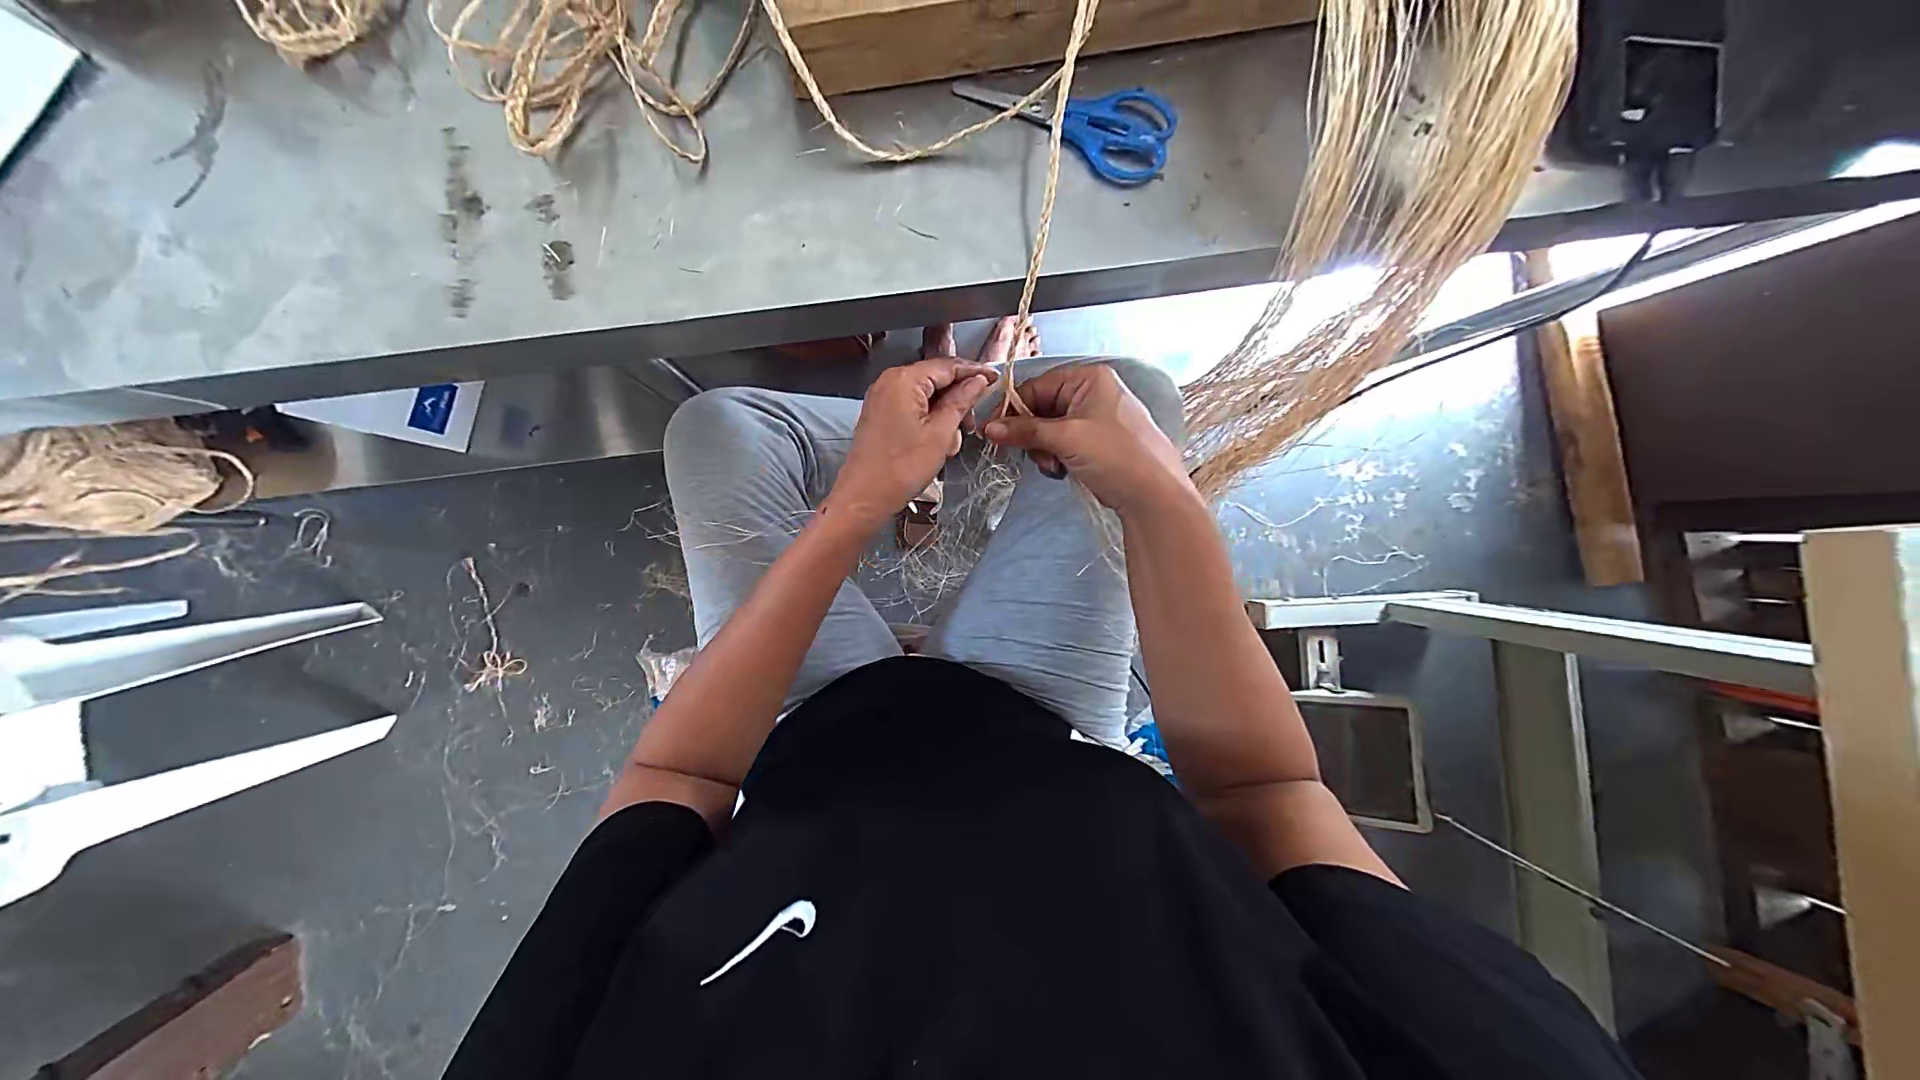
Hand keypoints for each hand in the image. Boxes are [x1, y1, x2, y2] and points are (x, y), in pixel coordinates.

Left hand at [827, 358, 997, 527]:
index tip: (994, 378)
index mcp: (904, 380)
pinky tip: (937, 442)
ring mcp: (882, 397)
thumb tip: (978, 381)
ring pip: (925, 395)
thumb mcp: (940, 434)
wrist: (864, 497)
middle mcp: (889, 381)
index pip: (947, 365)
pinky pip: (911, 407)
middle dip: (957, 399)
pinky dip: (928, 420)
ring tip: (951, 441)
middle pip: (935, 379)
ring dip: (944, 414)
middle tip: (972, 421)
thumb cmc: (900, 469)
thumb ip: (961, 402)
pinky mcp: (880, 414)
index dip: (974, 372)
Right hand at [982, 363, 1194, 516]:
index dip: (1013, 409)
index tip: (994, 431)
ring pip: (1050, 428)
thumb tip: (989, 428)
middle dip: (1033, 434)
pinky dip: (1056, 456)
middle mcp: (1092, 392)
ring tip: (1054, 465)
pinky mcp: (1096, 442)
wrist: (1153, 494)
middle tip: (1034, 453)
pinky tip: (1062, 469)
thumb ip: (1025, 431)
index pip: (1037, 386)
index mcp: (1089, 378)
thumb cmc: (1116, 456)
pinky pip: (1063, 442)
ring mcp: (1095, 418)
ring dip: (1044, 449)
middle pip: (1041, 407)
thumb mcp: (1066, 438)